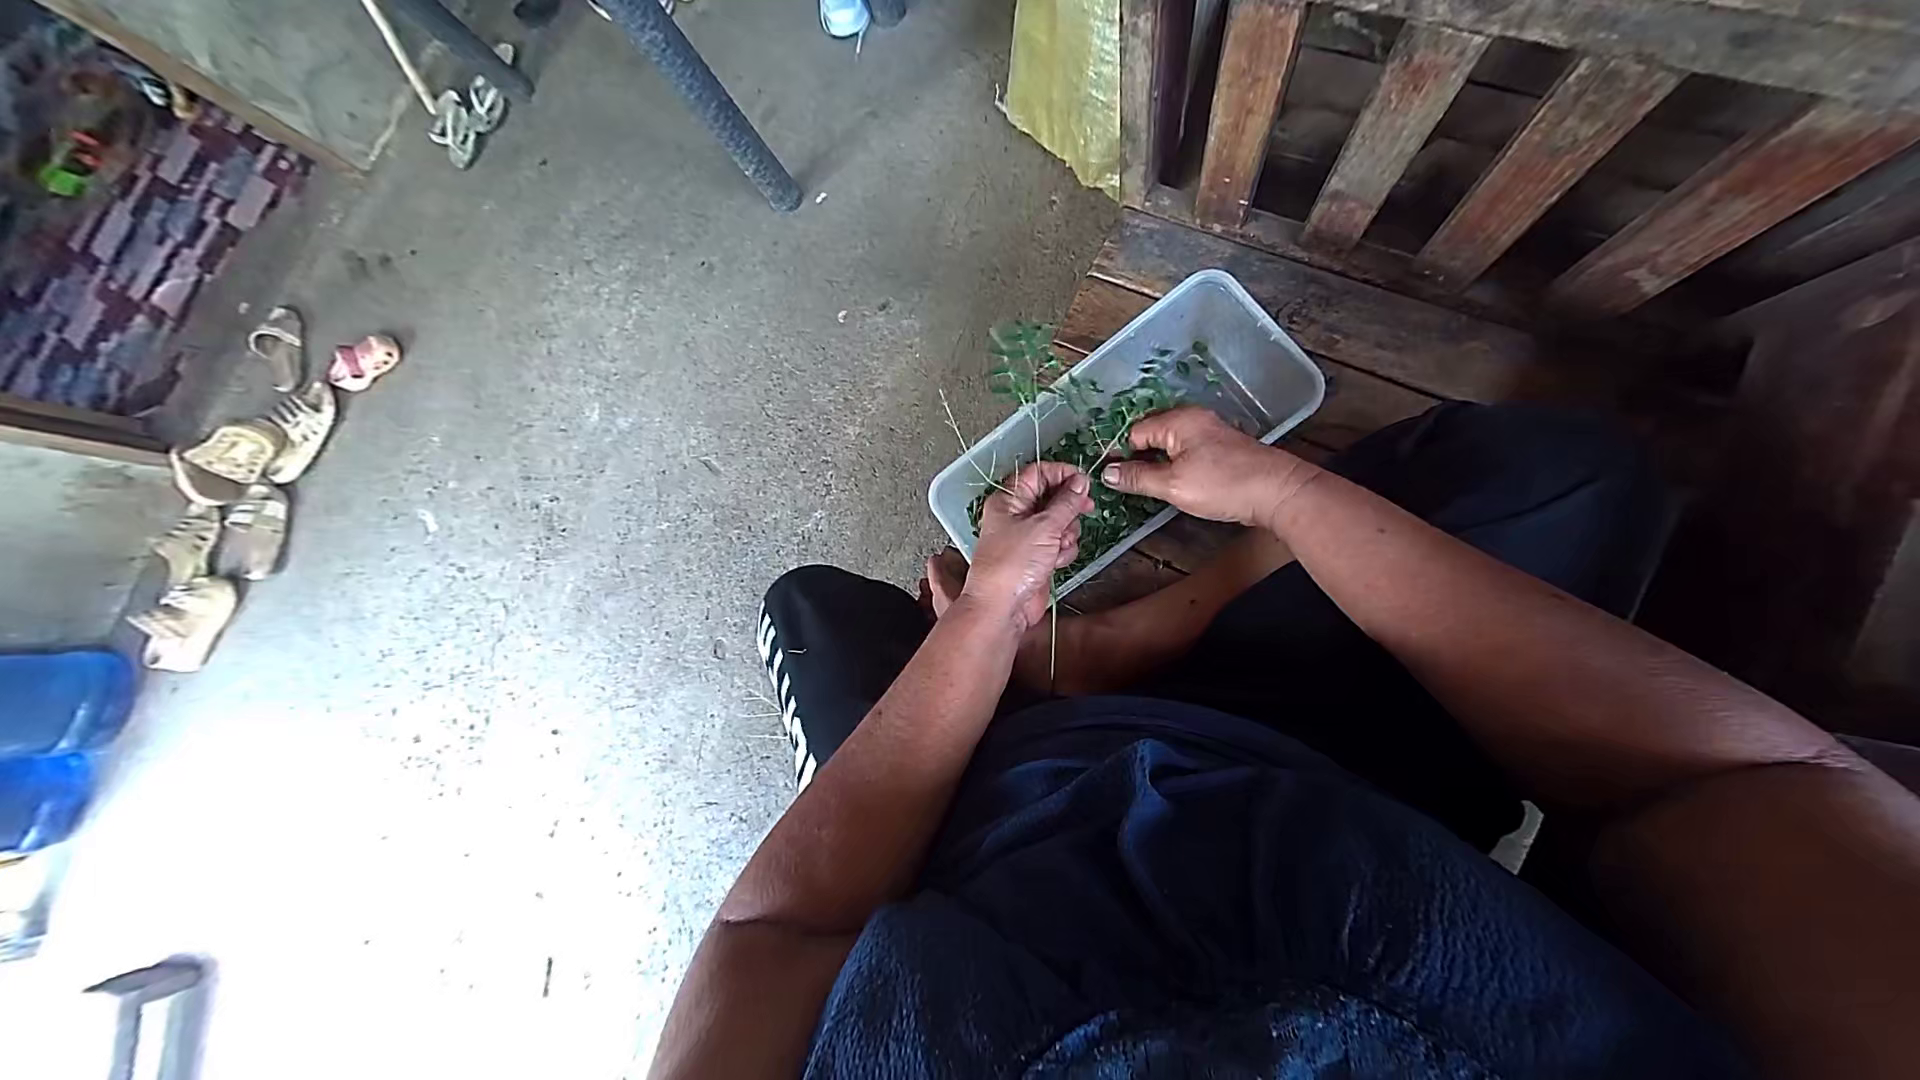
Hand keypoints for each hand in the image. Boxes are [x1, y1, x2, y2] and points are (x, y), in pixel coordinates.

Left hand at [964, 461, 1093, 631]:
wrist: (1004, 607)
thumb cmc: (1011, 565)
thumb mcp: (1043, 526)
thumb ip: (1066, 502)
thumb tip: (1080, 482)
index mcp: (1008, 500)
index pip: (1038, 473)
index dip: (1062, 473)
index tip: (1083, 480)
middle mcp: (1016, 516)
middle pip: (1052, 497)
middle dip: (1069, 505)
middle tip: (1084, 508)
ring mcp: (1027, 537)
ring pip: (1060, 521)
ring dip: (1067, 532)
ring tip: (1060, 544)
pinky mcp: (1037, 556)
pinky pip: (1059, 544)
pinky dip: (1063, 550)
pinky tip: (1056, 560)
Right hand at [1100, 405, 1319, 526]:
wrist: (1278, 492)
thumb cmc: (1223, 485)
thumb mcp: (1172, 485)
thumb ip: (1137, 477)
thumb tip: (1107, 473)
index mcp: (1177, 420)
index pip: (1134, 433)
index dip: (1120, 455)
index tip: (1110, 478)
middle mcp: (1192, 419)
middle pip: (1150, 435)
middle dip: (1136, 458)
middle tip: (1125, 485)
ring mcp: (1208, 432)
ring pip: (1168, 445)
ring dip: (1155, 464)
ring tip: (1146, 487)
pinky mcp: (1220, 448)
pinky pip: (1185, 451)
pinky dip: (1174, 465)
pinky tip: (1173, 484)